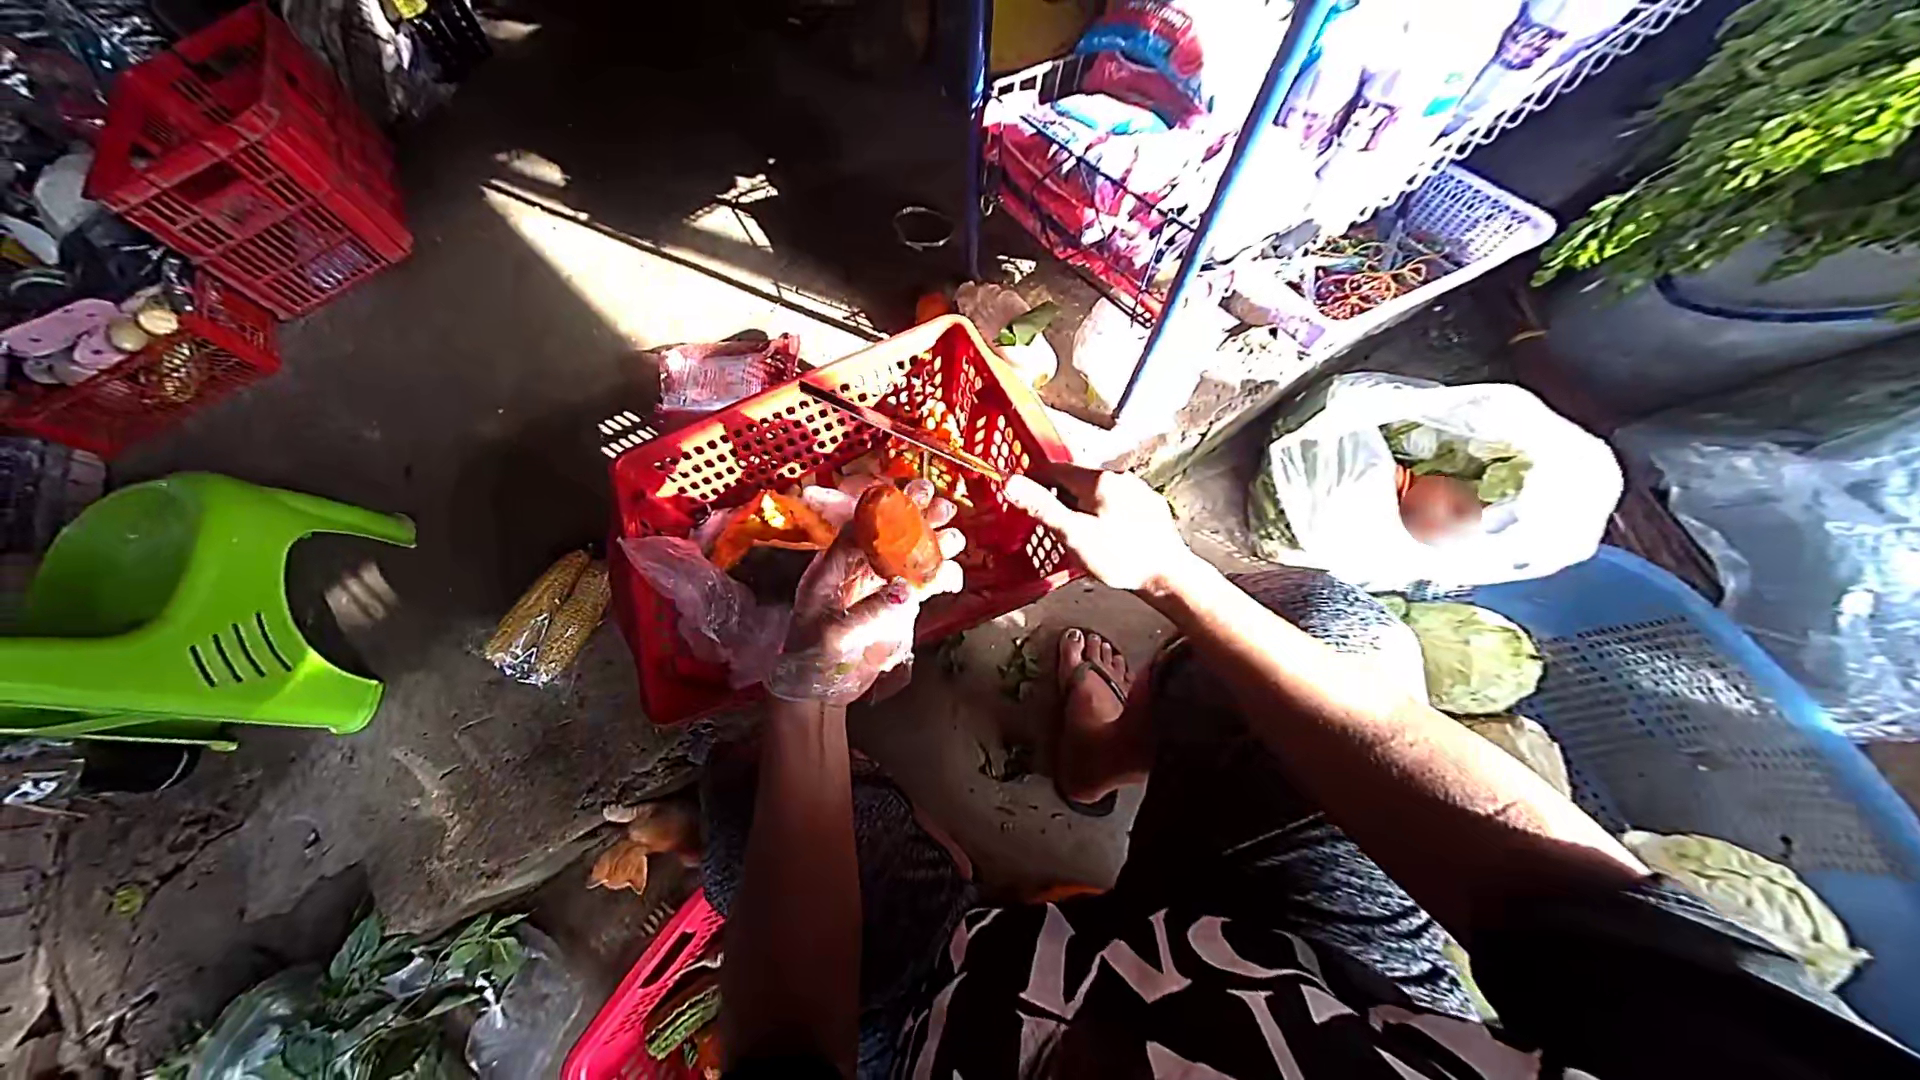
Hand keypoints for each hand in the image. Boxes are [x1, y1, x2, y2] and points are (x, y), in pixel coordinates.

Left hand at [766, 479, 964, 704]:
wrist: (819, 692)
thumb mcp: (833, 635)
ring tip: (956, 538)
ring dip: (935, 546)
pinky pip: (921, 586)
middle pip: (892, 536)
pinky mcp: (896, 607)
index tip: (913, 496)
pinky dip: (939, 579)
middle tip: (945, 507)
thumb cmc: (812, 660)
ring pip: (911, 558)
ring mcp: (879, 587)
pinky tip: (952, 577)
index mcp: (833, 567)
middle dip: (920, 519)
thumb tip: (906, 590)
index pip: (863, 528)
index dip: (889, 509)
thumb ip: (869, 612)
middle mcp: (858, 570)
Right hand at [1003, 464, 1196, 593]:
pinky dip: (1104, 513)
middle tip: (1047, 521)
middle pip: (1076, 480)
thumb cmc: (1119, 556)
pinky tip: (1105, 535)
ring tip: (1075, 532)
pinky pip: (1117, 503)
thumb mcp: (1072, 534)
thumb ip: (1041, 507)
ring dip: (1082, 505)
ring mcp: (1137, 491)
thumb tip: (1010, 483)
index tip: (1023, 495)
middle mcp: (1119, 478)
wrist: (1168, 575)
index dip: (1034, 480)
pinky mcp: (1150, 507)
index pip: (1054, 468)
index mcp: (1097, 480)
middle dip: (1059, 496)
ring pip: (1098, 492)